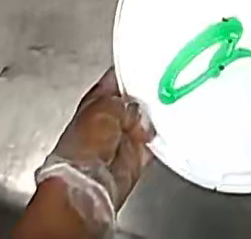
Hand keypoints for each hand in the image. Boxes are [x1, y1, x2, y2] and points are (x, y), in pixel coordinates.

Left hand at [12, 69, 155, 238]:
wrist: (88, 187)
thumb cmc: (83, 146)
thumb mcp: (105, 107)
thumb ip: (125, 98)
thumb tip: (137, 101)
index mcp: (95, 102)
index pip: (117, 79)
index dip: (132, 70)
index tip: (149, 63)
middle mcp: (108, 119)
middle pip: (134, 99)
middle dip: (146, 94)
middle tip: (160, 86)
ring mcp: (122, 139)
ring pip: (146, 118)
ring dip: (154, 115)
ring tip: (162, 105)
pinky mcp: (135, 157)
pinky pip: (154, 140)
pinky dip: (160, 135)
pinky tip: (166, 124)